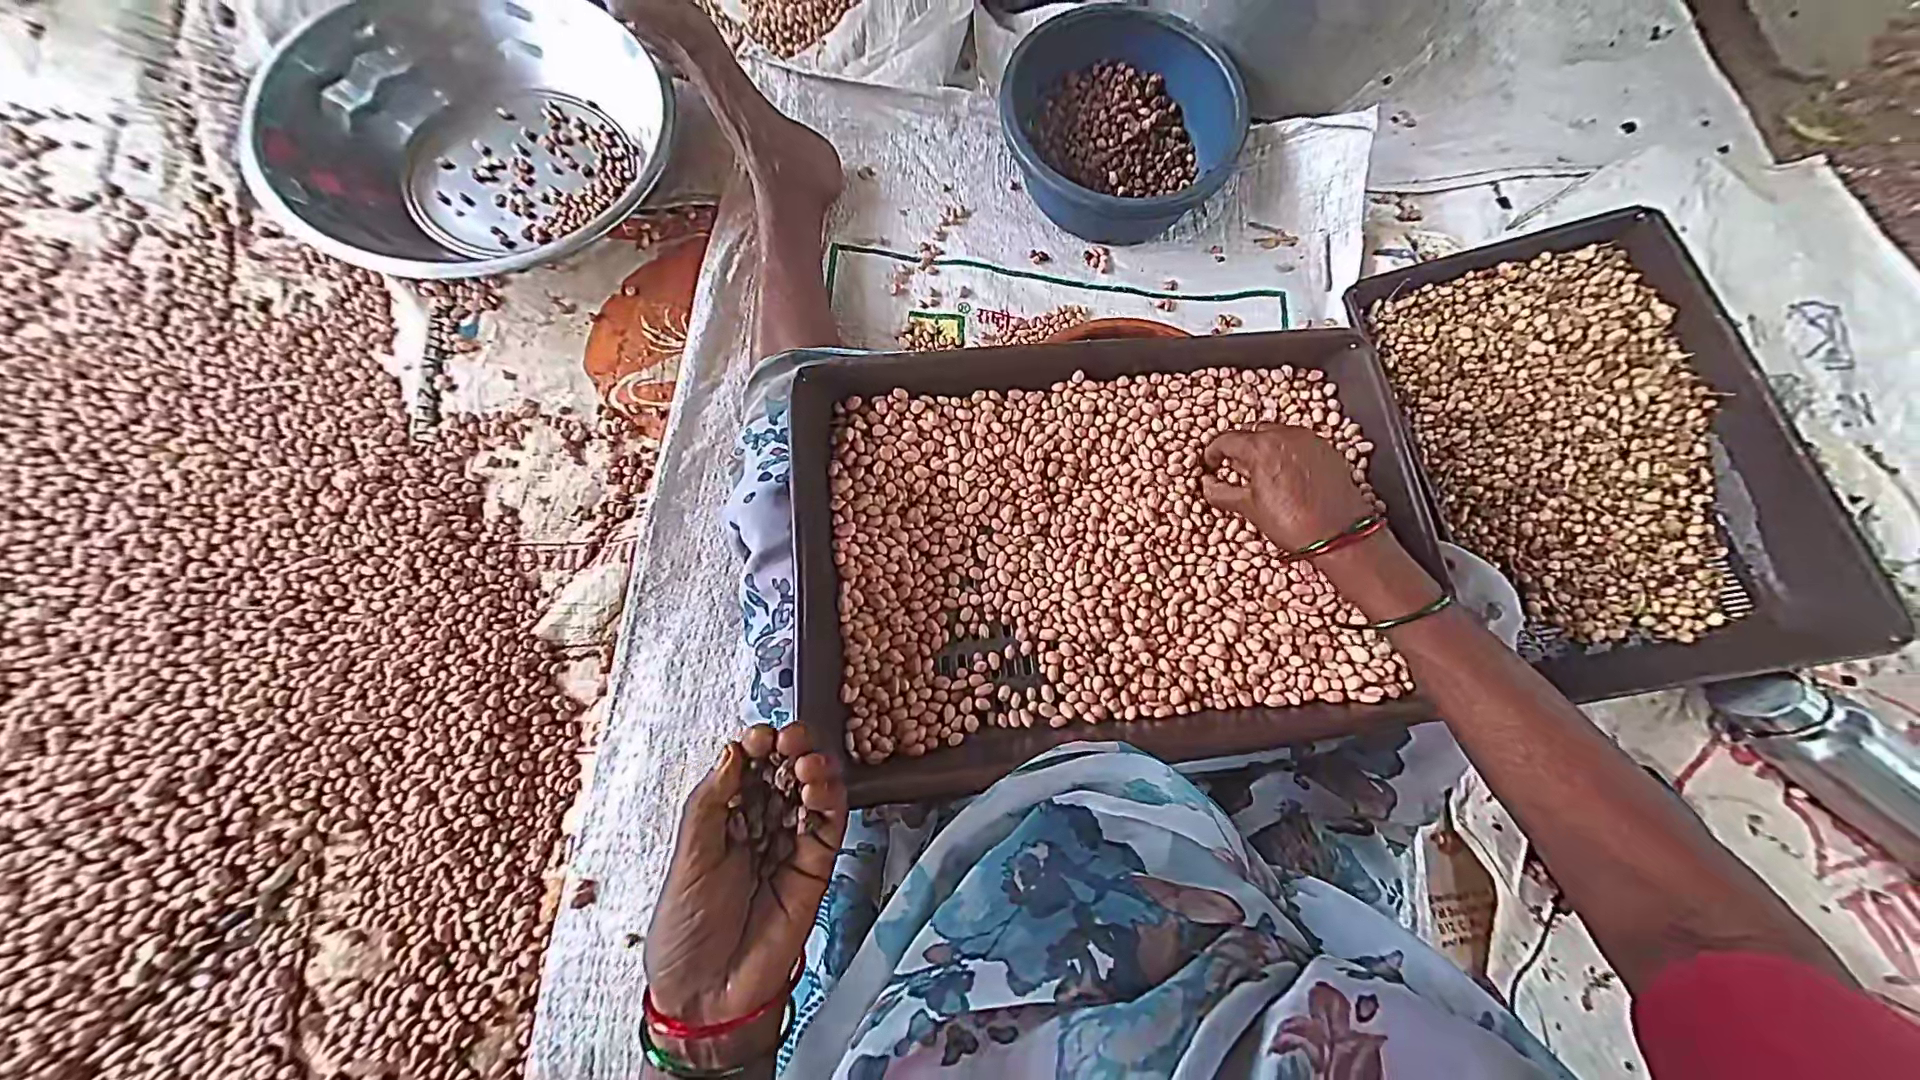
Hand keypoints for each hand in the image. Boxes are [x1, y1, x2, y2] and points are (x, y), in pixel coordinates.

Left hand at [643, 724, 846, 1067]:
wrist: (708, 994)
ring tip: (805, 764)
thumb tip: (733, 749)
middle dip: (790, 748)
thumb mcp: (689, 857)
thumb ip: (711, 800)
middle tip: (789, 741)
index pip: (750, 765)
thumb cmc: (687, 927)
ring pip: (812, 788)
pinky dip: (830, 798)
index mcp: (728, 814)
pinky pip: (830, 821)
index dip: (758, 745)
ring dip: (813, 767)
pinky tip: (817, 789)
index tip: (761, 736)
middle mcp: (763, 820)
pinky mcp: (816, 861)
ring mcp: (792, 838)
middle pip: (785, 769)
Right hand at [1202, 425, 1374, 551]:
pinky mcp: (1326, 450)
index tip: (1211, 463)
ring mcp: (1309, 441)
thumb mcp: (1249, 508)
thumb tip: (1208, 485)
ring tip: (1259, 473)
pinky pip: (1298, 442)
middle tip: (1233, 469)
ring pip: (1276, 434)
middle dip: (1239, 449)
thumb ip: (1222, 492)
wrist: (1340, 535)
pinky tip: (1283, 475)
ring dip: (1263, 448)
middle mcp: (1287, 436)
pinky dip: (1285, 452)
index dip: (1213, 453)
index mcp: (1262, 447)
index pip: (1227, 440)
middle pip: (1252, 433)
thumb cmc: (1295, 523)